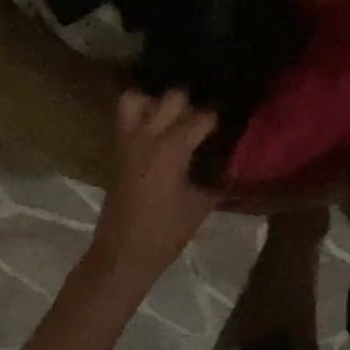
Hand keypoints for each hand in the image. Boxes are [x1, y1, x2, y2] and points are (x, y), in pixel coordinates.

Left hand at [87, 91, 220, 284]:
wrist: (123, 252)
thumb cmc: (165, 232)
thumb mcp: (199, 206)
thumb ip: (216, 182)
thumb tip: (233, 168)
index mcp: (172, 148)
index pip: (201, 117)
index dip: (217, 119)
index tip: (229, 122)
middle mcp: (148, 135)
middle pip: (172, 97)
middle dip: (189, 105)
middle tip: (201, 122)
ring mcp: (127, 139)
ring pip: (138, 98)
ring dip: (155, 103)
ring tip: (171, 120)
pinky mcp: (116, 149)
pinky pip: (125, 117)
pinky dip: (139, 115)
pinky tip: (156, 131)